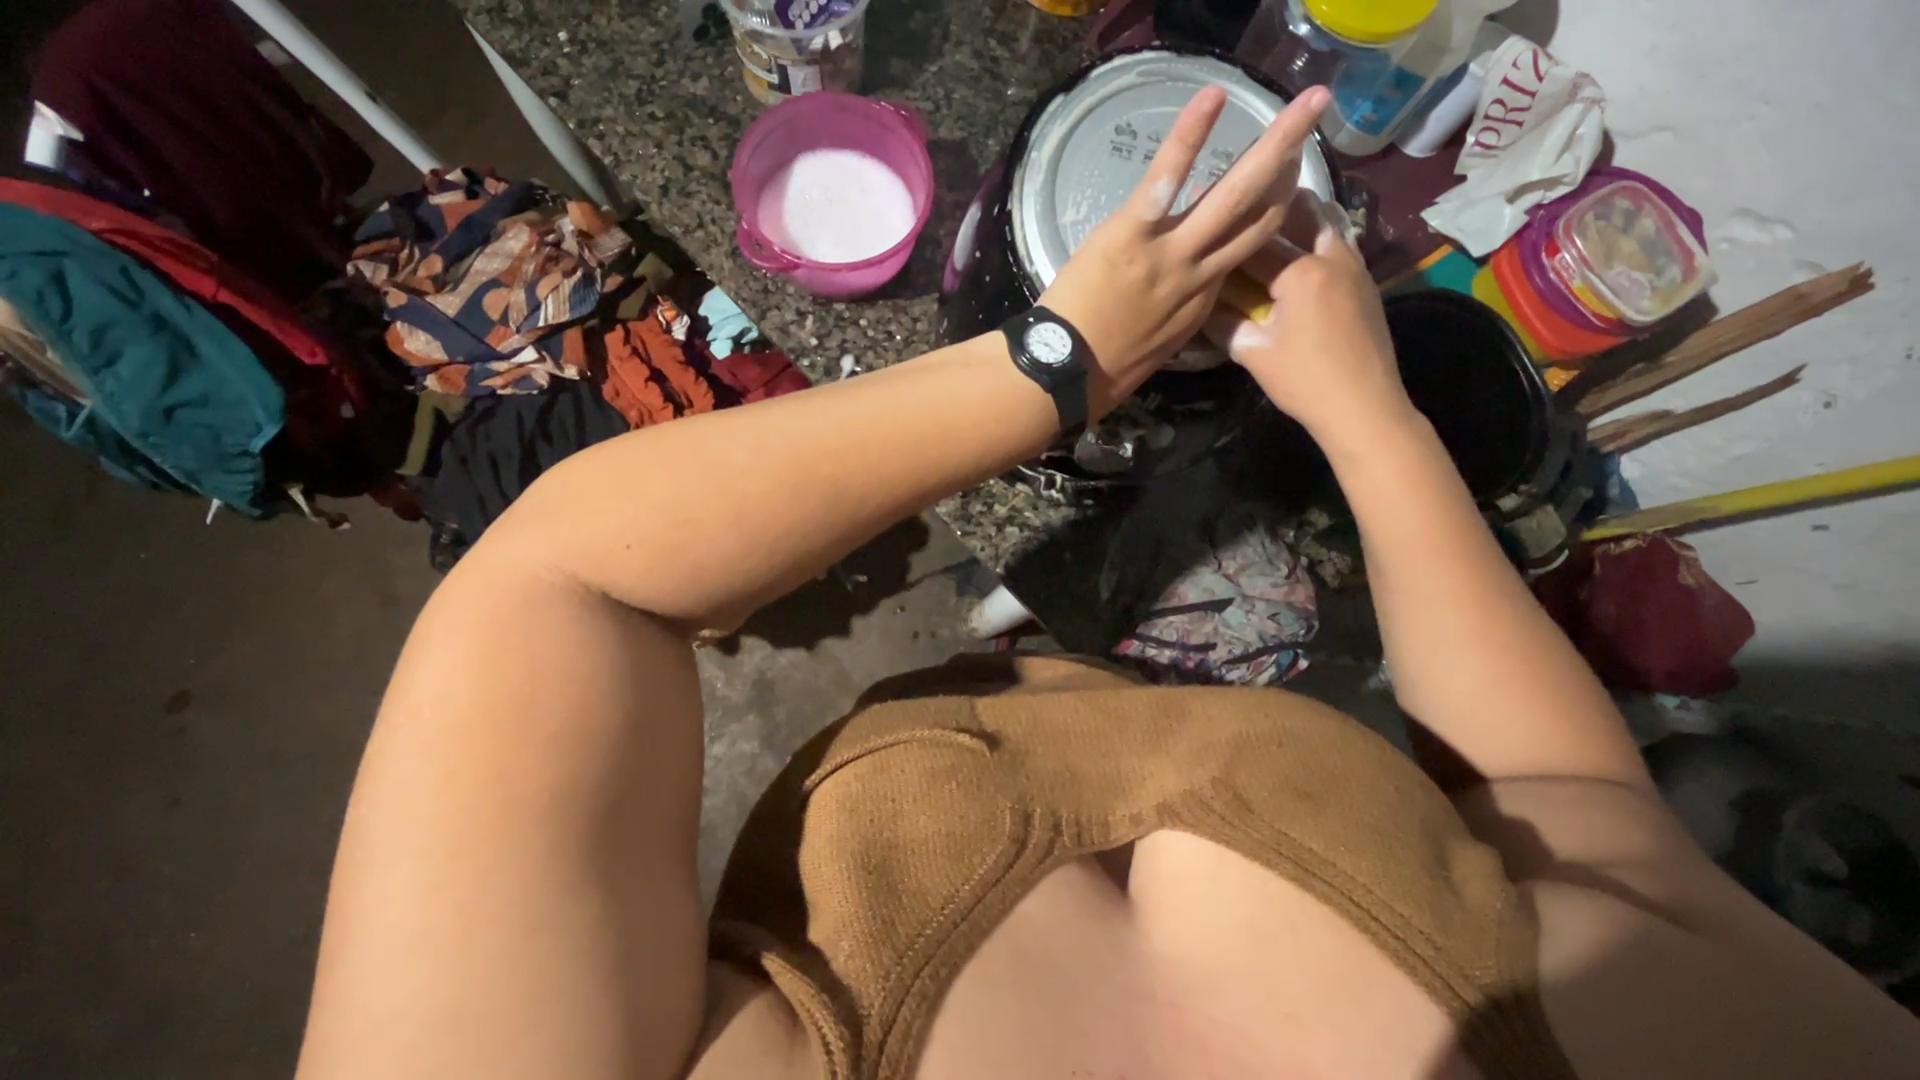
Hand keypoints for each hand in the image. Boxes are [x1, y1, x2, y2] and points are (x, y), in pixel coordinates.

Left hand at [1037, 84, 1329, 415]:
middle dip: (1291, 169)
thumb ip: (1180, 313)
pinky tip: (1212, 97)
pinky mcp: (1133, 234)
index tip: (1286, 185)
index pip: (1249, 251)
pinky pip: (1166, 178)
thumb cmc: (1105, 368)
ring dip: (1273, 146)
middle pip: (1261, 218)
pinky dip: (1189, 136)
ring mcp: (1171, 253)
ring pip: (1235, 196)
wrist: (1066, 373)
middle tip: (1314, 126)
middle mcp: (1202, 273)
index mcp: (1206, 301)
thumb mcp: (1159, 347)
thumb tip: (1189, 293)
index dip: (1272, 215)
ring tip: (1303, 105)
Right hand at [1203, 192, 1415, 446]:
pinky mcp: (1365, 280)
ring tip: (1269, 219)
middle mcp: (1331, 256)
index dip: (1226, 234)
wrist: (1365, 407)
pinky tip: (1297, 251)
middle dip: (1268, 203)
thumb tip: (1197, 303)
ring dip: (1298, 214)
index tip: (1205, 224)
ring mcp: (1354, 265)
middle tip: (1239, 204)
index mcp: (1300, 272)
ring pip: (1327, 219)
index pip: (1254, 242)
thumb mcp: (1254, 355)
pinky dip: (1317, 235)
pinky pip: (1339, 241)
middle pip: (1300, 210)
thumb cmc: (1305, 382)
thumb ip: (1223, 323)